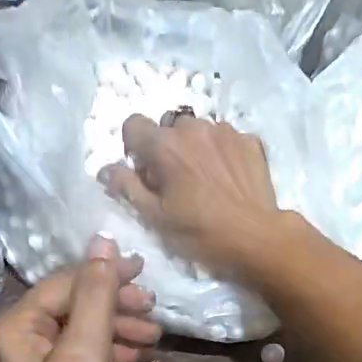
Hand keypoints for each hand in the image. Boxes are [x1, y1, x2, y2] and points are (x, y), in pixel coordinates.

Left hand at [0, 237, 160, 361]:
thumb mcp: (87, 352)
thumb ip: (96, 294)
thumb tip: (104, 241)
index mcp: (17, 324)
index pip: (66, 282)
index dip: (107, 274)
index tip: (146, 272)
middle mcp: (21, 337)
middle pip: (75, 302)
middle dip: (116, 304)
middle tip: (153, 310)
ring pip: (84, 327)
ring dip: (119, 327)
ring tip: (153, 338)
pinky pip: (85, 352)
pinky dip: (111, 350)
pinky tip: (136, 357)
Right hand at [98, 113, 289, 278]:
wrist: (256, 237)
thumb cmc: (200, 233)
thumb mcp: (156, 218)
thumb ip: (127, 188)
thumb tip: (105, 170)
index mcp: (165, 145)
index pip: (133, 124)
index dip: (134, 148)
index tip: (144, 173)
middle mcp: (193, 128)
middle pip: (168, 127)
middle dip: (166, 149)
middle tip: (175, 182)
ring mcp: (225, 131)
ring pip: (198, 131)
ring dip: (194, 149)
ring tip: (204, 181)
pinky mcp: (249, 139)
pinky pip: (225, 138)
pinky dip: (220, 153)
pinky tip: (227, 179)